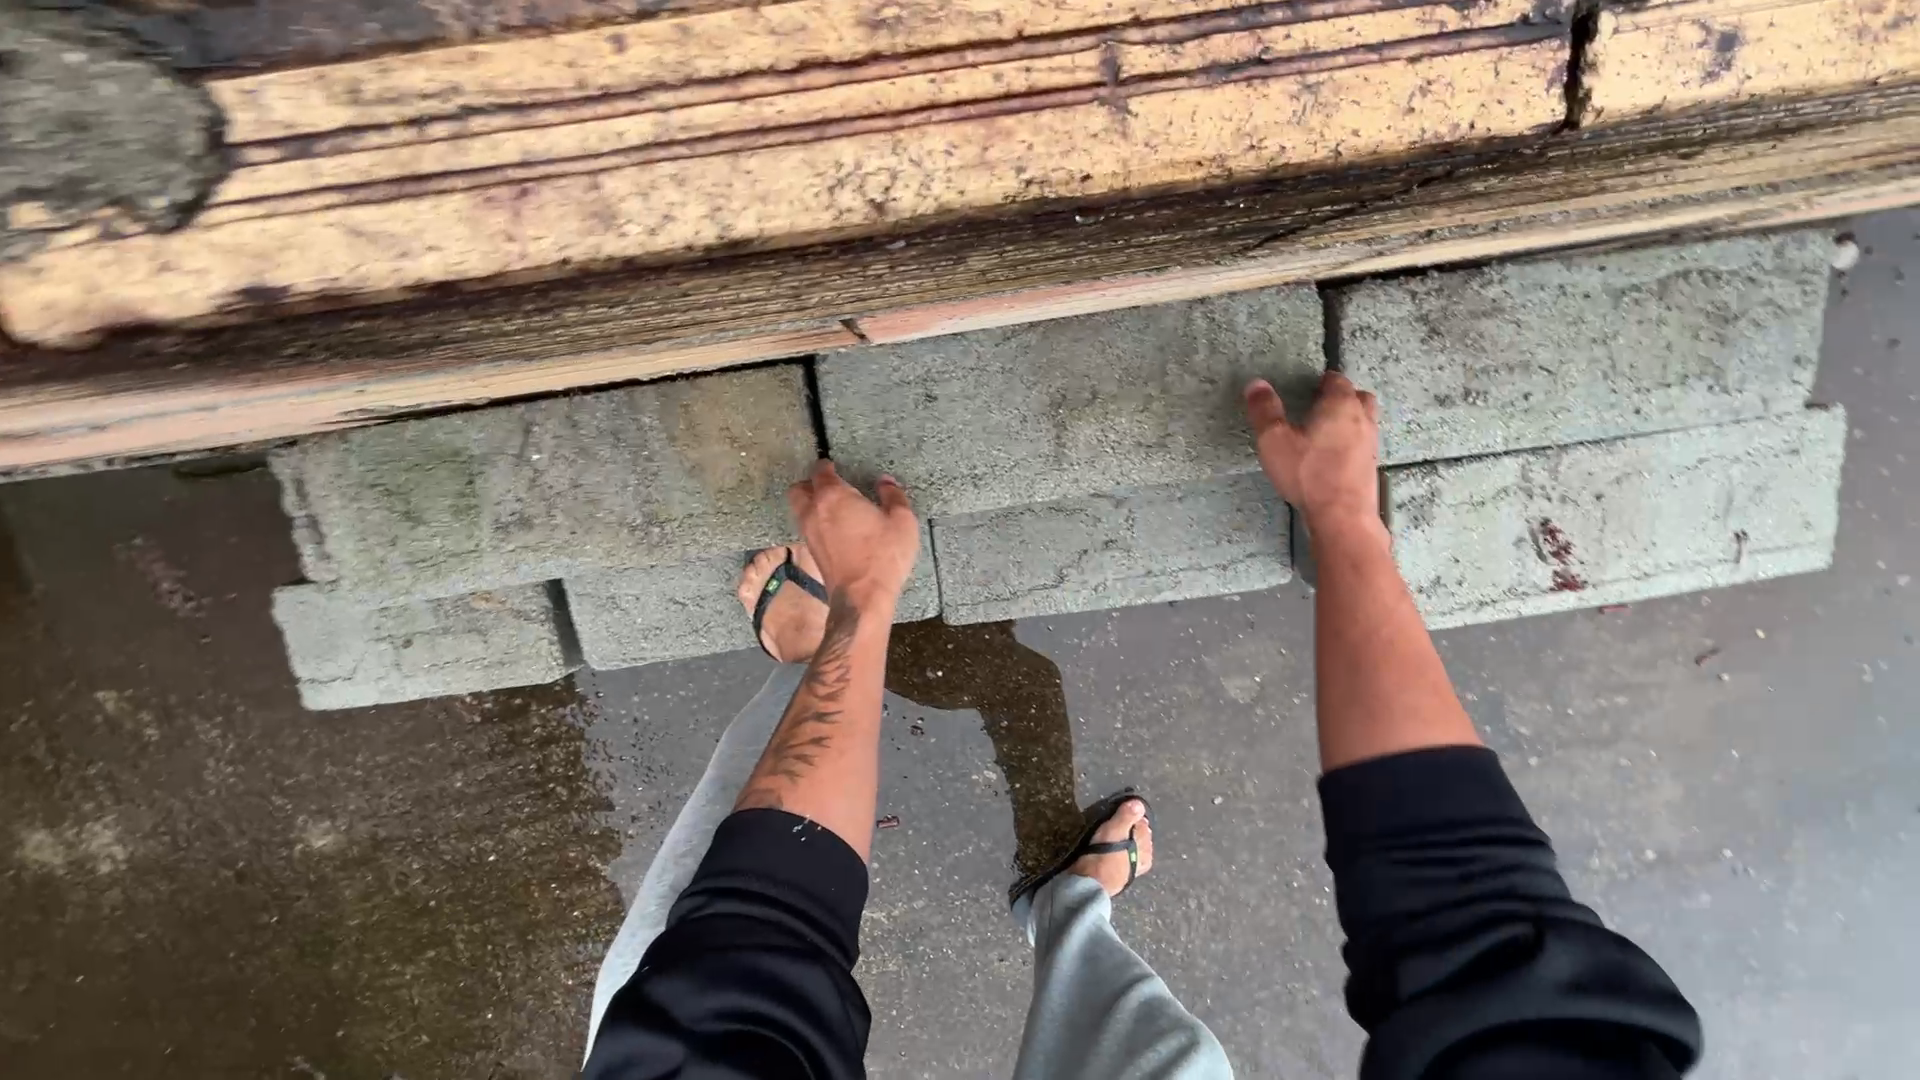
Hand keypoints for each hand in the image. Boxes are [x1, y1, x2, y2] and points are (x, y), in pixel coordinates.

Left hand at [787, 460, 919, 611]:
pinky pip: (806, 528)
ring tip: (830, 505)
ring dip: (809, 503)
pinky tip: (833, 528)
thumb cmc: (882, 557)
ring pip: (799, 509)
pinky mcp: (812, 552)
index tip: (833, 465)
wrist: (862, 596)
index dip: (827, 466)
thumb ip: (893, 496)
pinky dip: (814, 522)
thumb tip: (886, 482)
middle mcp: (814, 511)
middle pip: (799, 489)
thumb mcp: (901, 521)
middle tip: (827, 483)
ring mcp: (809, 533)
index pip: (821, 472)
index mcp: (834, 496)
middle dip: (810, 483)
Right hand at [1244, 372, 1382, 537]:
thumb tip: (1256, 384)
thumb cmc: (1307, 473)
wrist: (1341, 514)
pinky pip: (1363, 443)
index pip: (1336, 380)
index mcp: (1340, 405)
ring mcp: (1370, 443)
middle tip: (1323, 403)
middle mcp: (1361, 419)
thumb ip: (1264, 411)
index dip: (1323, 380)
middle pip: (1358, 397)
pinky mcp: (1370, 465)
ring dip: (1349, 418)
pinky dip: (1351, 441)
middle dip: (1342, 396)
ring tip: (1327, 428)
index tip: (1311, 384)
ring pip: (1364, 420)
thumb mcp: (1274, 440)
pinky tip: (1334, 454)